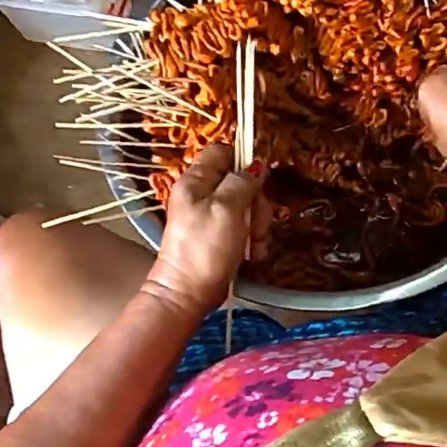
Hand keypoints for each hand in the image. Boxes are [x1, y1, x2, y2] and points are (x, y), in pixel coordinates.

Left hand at [142, 145, 265, 316]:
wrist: (187, 293)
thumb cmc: (205, 249)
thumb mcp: (226, 209)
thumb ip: (242, 183)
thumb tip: (256, 165)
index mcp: (195, 181)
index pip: (221, 152)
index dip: (243, 161)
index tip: (259, 181)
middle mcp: (201, 195)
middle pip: (239, 182)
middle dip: (256, 203)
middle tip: (258, 224)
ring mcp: (209, 217)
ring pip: (246, 207)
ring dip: (258, 225)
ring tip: (256, 245)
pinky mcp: (218, 237)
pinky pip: (243, 228)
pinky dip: (252, 240)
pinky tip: (253, 254)